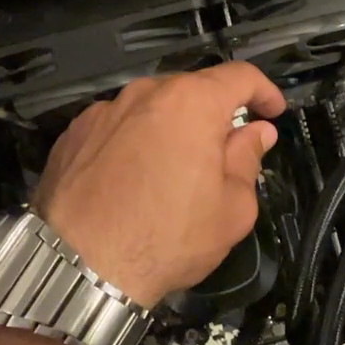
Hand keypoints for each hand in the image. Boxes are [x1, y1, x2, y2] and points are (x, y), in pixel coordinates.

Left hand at [32, 63, 285, 306]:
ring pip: (150, 109)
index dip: (264, 91)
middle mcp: (144, 94)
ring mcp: (102, 112)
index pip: (240, 76)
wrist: (78, 268)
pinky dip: (133, 143)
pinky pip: (116, 129)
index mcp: (192, 103)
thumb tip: (255, 133)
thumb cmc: (168, 238)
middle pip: (191, 90)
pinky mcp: (71, 136)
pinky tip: (133, 181)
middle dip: (214, 114)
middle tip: (226, 152)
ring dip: (171, 129)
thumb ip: (247, 160)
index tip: (273, 111)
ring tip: (174, 172)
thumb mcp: (232, 209)